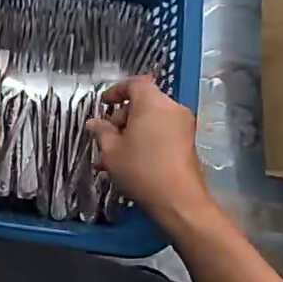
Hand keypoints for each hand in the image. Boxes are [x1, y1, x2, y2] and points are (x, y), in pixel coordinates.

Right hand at [86, 77, 211, 219]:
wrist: (177, 198)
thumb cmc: (140, 168)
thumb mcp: (111, 150)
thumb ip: (102, 131)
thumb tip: (94, 122)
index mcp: (152, 103)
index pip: (135, 84)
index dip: (117, 91)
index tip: (104, 104)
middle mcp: (172, 108)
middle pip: (143, 102)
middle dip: (122, 117)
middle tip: (106, 137)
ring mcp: (183, 125)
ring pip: (152, 120)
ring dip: (132, 132)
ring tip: (114, 155)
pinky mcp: (188, 142)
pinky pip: (162, 131)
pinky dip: (146, 139)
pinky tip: (131, 161)